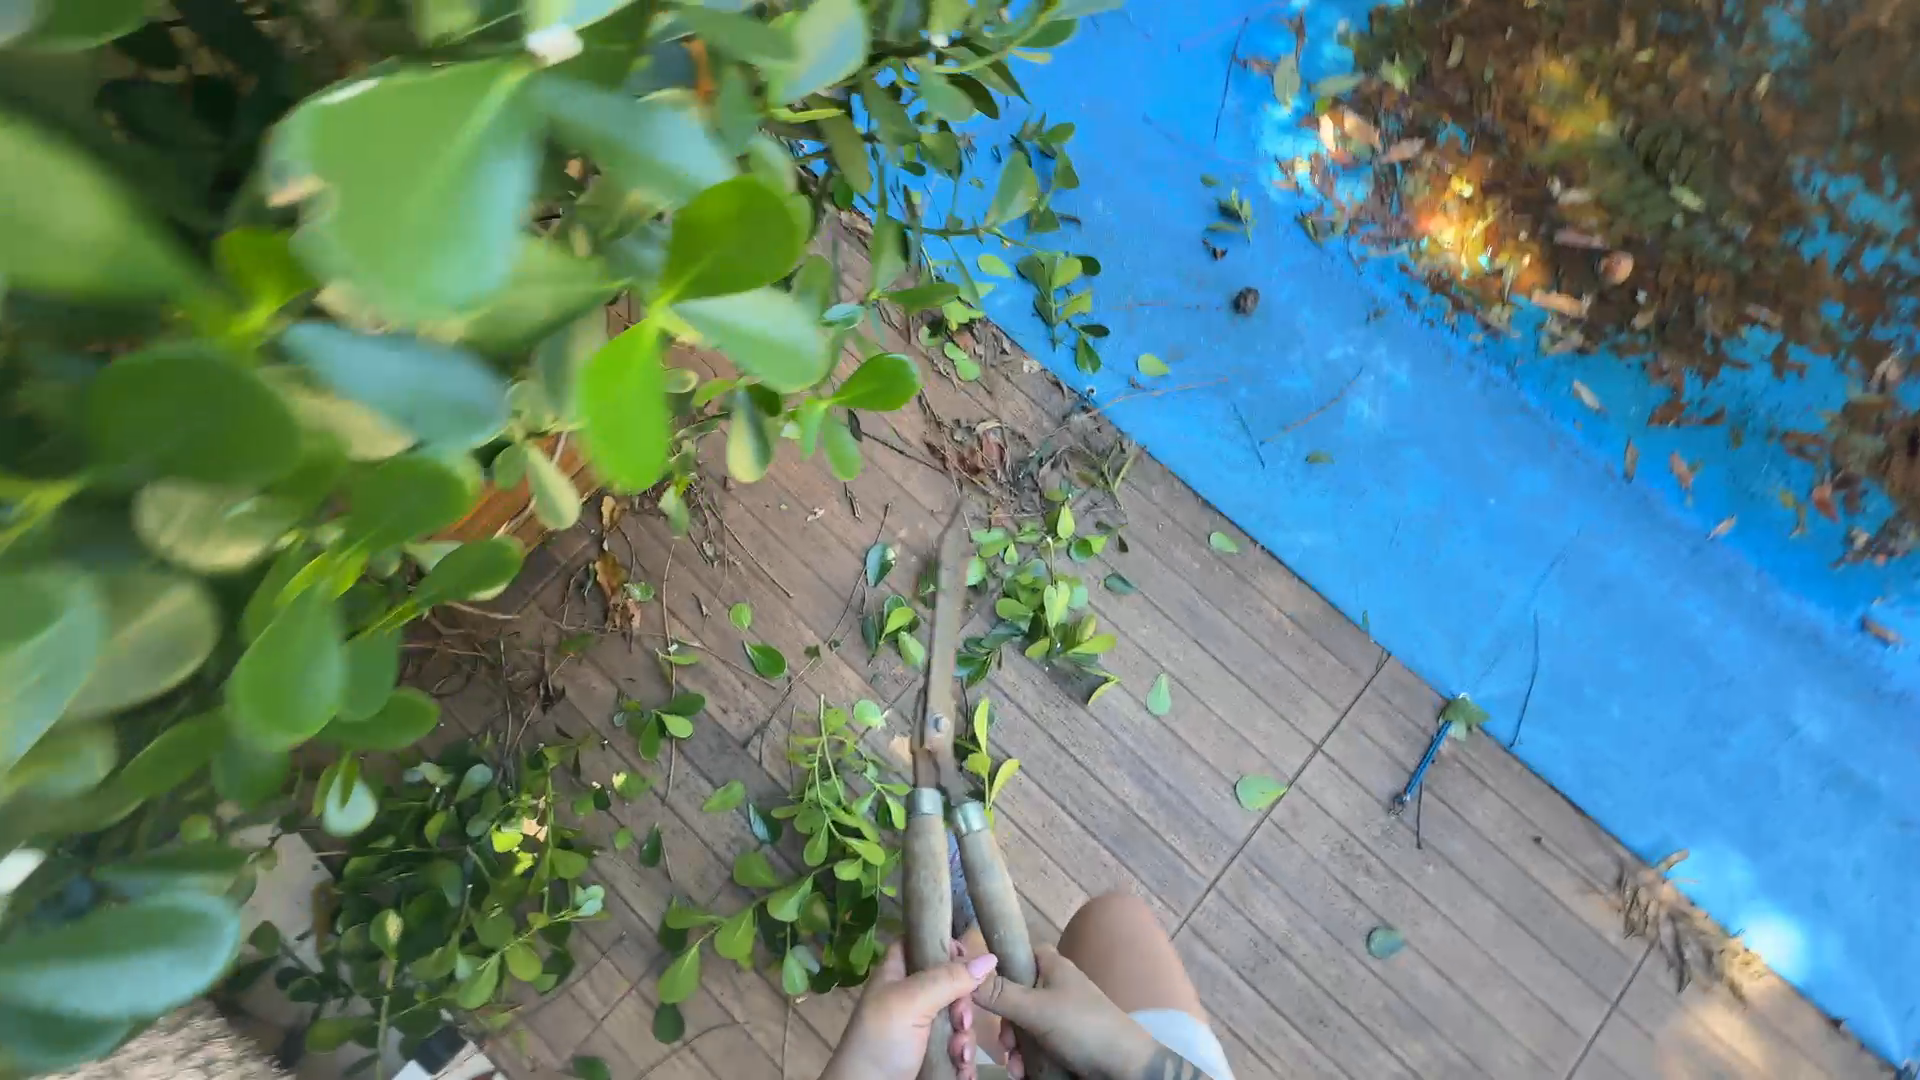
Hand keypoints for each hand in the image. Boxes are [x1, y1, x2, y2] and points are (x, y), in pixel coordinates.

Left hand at [821, 941, 1000, 1079]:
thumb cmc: (881, 1041)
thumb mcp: (911, 1001)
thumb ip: (948, 978)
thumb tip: (990, 958)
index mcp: (897, 974)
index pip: (921, 943)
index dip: (942, 944)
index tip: (966, 956)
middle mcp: (911, 998)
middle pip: (949, 984)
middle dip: (963, 1003)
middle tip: (960, 1020)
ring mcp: (923, 1031)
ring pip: (958, 1020)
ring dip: (965, 1037)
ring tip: (959, 1055)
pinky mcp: (934, 1059)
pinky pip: (959, 1050)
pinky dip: (964, 1060)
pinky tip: (962, 1069)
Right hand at [971, 947, 1160, 1079]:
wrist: (1125, 1070)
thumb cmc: (1082, 1026)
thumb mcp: (1037, 1009)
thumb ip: (1000, 993)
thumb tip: (965, 974)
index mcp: (1050, 964)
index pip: (1015, 952)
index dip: (996, 970)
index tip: (980, 993)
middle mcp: (1053, 984)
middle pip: (1013, 993)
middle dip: (1004, 1020)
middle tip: (1004, 1041)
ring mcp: (1059, 1013)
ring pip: (1021, 1022)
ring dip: (1013, 1044)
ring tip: (1015, 1064)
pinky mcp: (1063, 1040)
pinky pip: (1035, 1043)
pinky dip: (1026, 1057)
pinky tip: (1022, 1072)